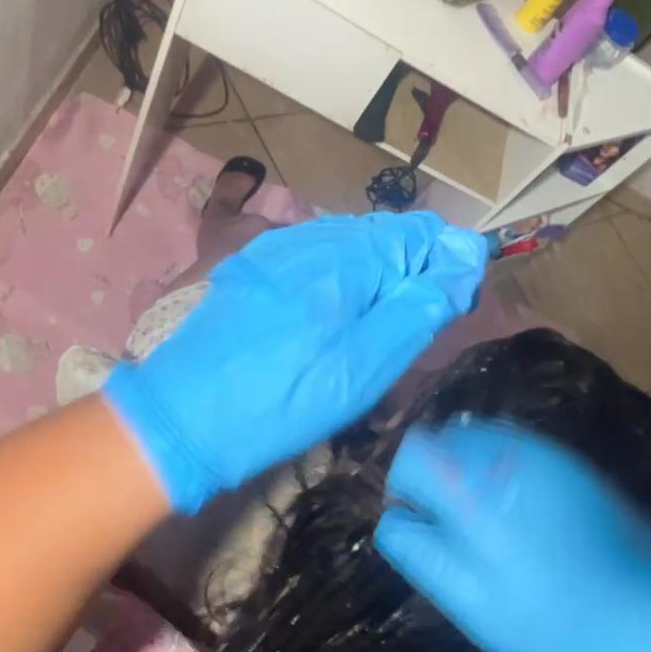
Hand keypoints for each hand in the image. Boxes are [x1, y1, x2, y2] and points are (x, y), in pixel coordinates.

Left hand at [104, 212, 487, 512]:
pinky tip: (328, 321)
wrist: (183, 418)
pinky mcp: (255, 266)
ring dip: (374, 279)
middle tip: (405, 333)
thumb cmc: (286, 398)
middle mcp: (313, 234)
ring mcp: (278, 247)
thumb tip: (466, 258)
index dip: (446, 269)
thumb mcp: (367, 365)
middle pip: (387, 236)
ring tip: (368, 332)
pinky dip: (338, 281)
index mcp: (348, 254)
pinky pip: (316, 258)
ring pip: (351, 246)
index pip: (423, 233)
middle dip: (410, 274)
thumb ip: (420, 305)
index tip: (444, 314)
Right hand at [375, 421, 650, 651]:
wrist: (650, 611)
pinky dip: (493, 466)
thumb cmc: (556, 620)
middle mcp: (508, 453)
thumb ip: (424, 555)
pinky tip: (510, 509)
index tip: (417, 524)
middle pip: (442, 436)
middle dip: (432, 475)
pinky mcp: (565, 458)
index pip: (413, 452)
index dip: (402, 486)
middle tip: (446, 528)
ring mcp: (542, 450)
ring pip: (475, 436)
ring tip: (478, 520)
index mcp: (480, 489)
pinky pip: (508, 443)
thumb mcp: (476, 605)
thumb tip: (390, 518)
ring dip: (462, 468)